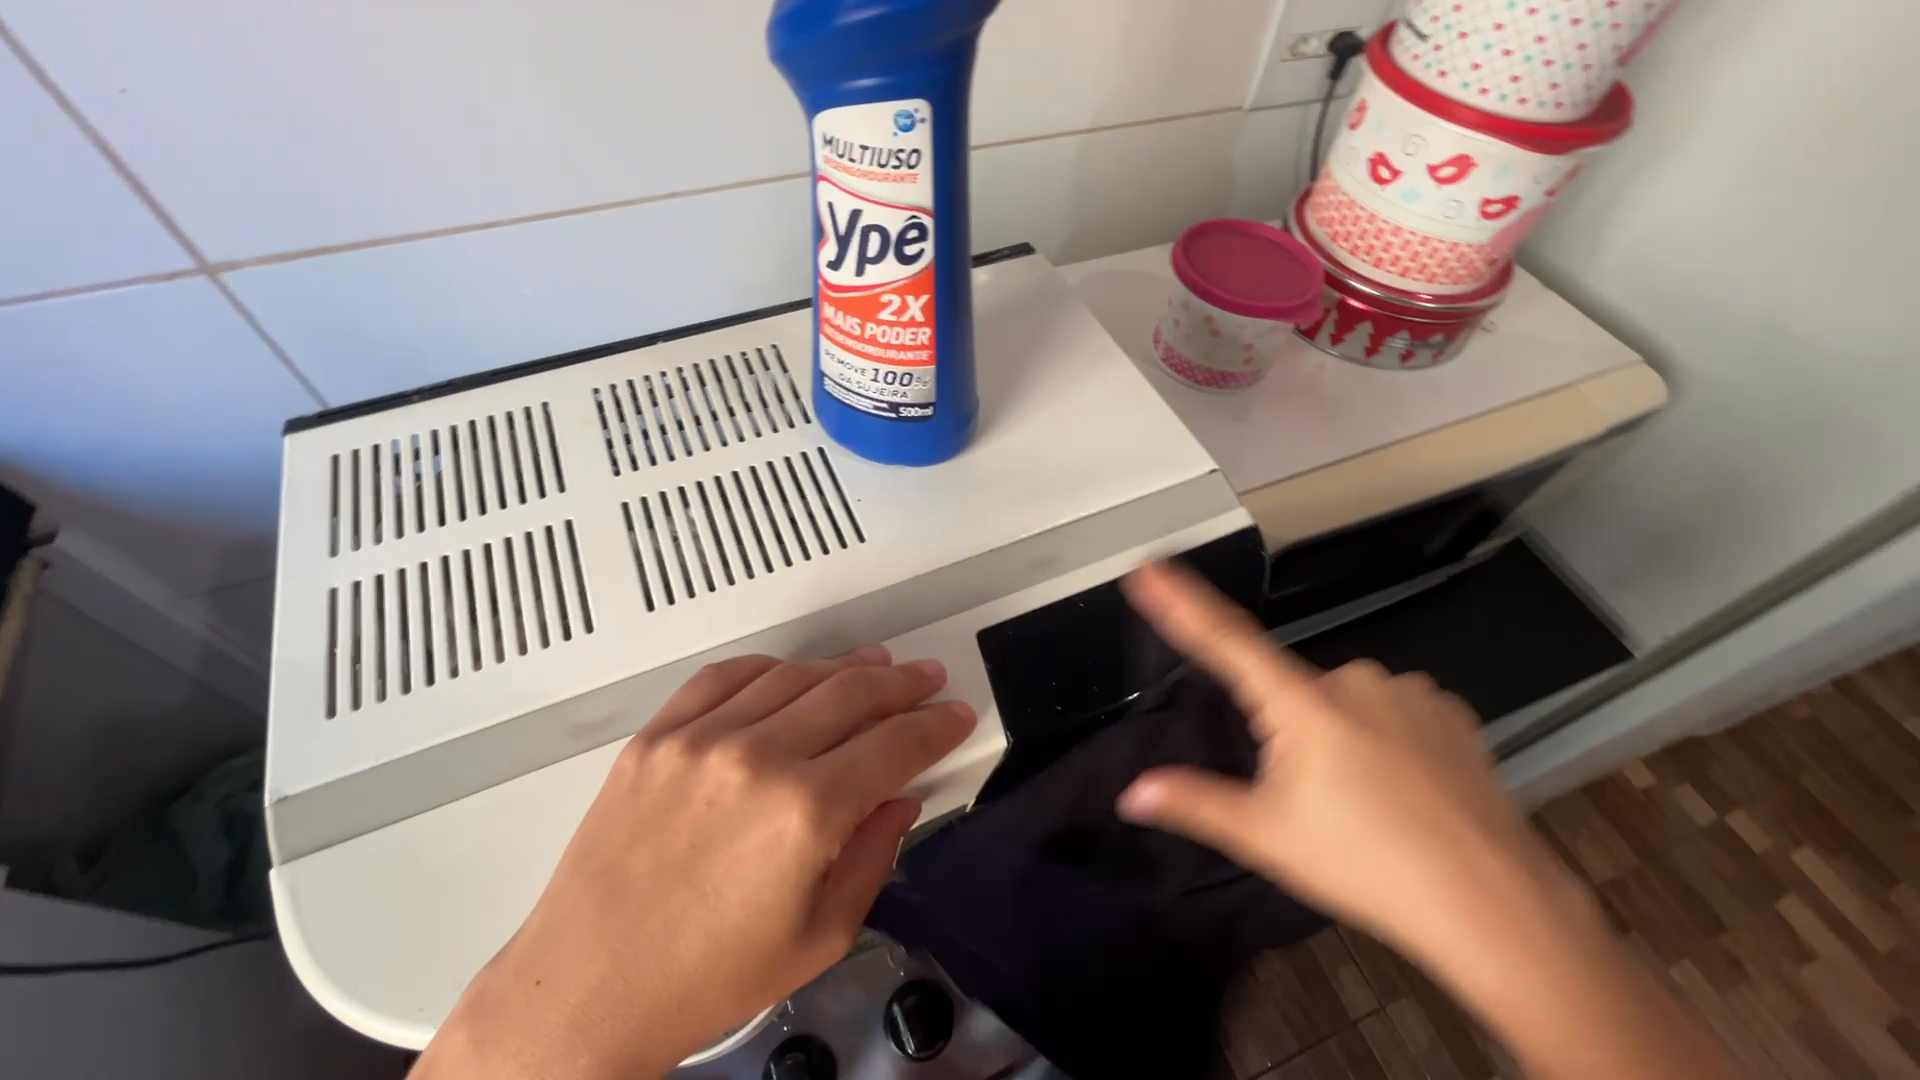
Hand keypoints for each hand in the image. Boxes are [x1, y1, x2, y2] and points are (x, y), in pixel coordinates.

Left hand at [414, 646, 975, 1079]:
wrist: (588, 989)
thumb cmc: (704, 979)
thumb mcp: (820, 935)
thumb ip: (873, 854)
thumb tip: (899, 800)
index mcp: (805, 812)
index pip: (895, 744)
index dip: (935, 727)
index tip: (953, 718)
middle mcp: (755, 758)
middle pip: (852, 693)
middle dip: (902, 685)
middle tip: (926, 681)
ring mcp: (699, 739)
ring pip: (794, 675)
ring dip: (844, 667)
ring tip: (874, 666)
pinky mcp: (656, 737)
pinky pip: (724, 676)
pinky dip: (770, 666)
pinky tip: (793, 671)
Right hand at [1113, 564, 1743, 1079]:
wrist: (1492, 901)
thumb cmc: (1364, 865)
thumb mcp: (1266, 837)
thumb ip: (1195, 803)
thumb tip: (1132, 793)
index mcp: (1300, 704)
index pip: (1225, 640)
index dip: (1183, 603)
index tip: (1150, 570)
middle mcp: (1351, 680)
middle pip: (1291, 692)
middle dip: (1287, 732)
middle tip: (1308, 799)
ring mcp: (1407, 692)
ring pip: (1344, 703)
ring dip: (1339, 737)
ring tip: (1365, 803)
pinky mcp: (1451, 711)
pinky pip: (1394, 710)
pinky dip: (1386, 738)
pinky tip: (1406, 787)